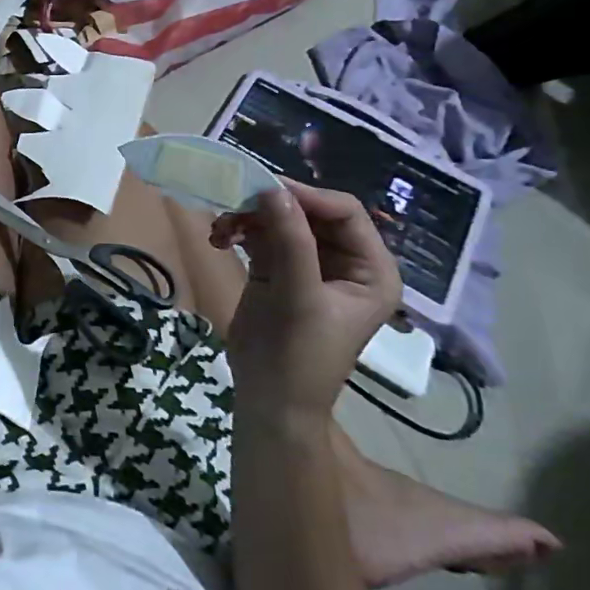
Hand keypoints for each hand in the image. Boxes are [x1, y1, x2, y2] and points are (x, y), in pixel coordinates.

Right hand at [213, 181, 401, 416]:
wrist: (269, 400)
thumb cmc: (298, 356)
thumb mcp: (297, 297)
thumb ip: (290, 241)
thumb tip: (273, 189)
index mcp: (371, 269)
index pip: (345, 212)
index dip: (306, 196)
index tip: (263, 190)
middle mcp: (345, 261)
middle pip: (308, 212)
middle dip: (270, 207)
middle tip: (232, 205)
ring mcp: (310, 264)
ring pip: (280, 219)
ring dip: (248, 217)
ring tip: (220, 228)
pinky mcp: (278, 270)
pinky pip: (260, 235)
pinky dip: (238, 231)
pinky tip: (218, 240)